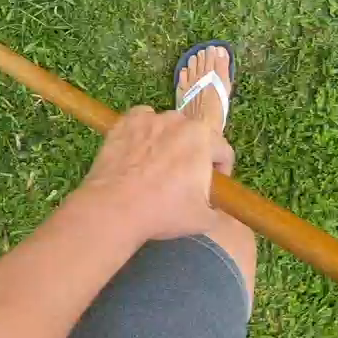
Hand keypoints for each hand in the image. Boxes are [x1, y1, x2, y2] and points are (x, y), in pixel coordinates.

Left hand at [67, 106, 232, 241]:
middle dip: (193, 154)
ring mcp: (149, 118)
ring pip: (168, 127)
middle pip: (195, 136)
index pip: (223, 151)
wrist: (114, 207)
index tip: (212, 186)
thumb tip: (213, 207)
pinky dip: (143, 134)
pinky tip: (137, 154)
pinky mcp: (125, 121)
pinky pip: (142, 122)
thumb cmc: (163, 211)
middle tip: (184, 179)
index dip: (221, 170)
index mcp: (203, 138)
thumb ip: (217, 208)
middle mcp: (178, 120)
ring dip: (168, 142)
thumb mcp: (204, 219)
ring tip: (156, 167)